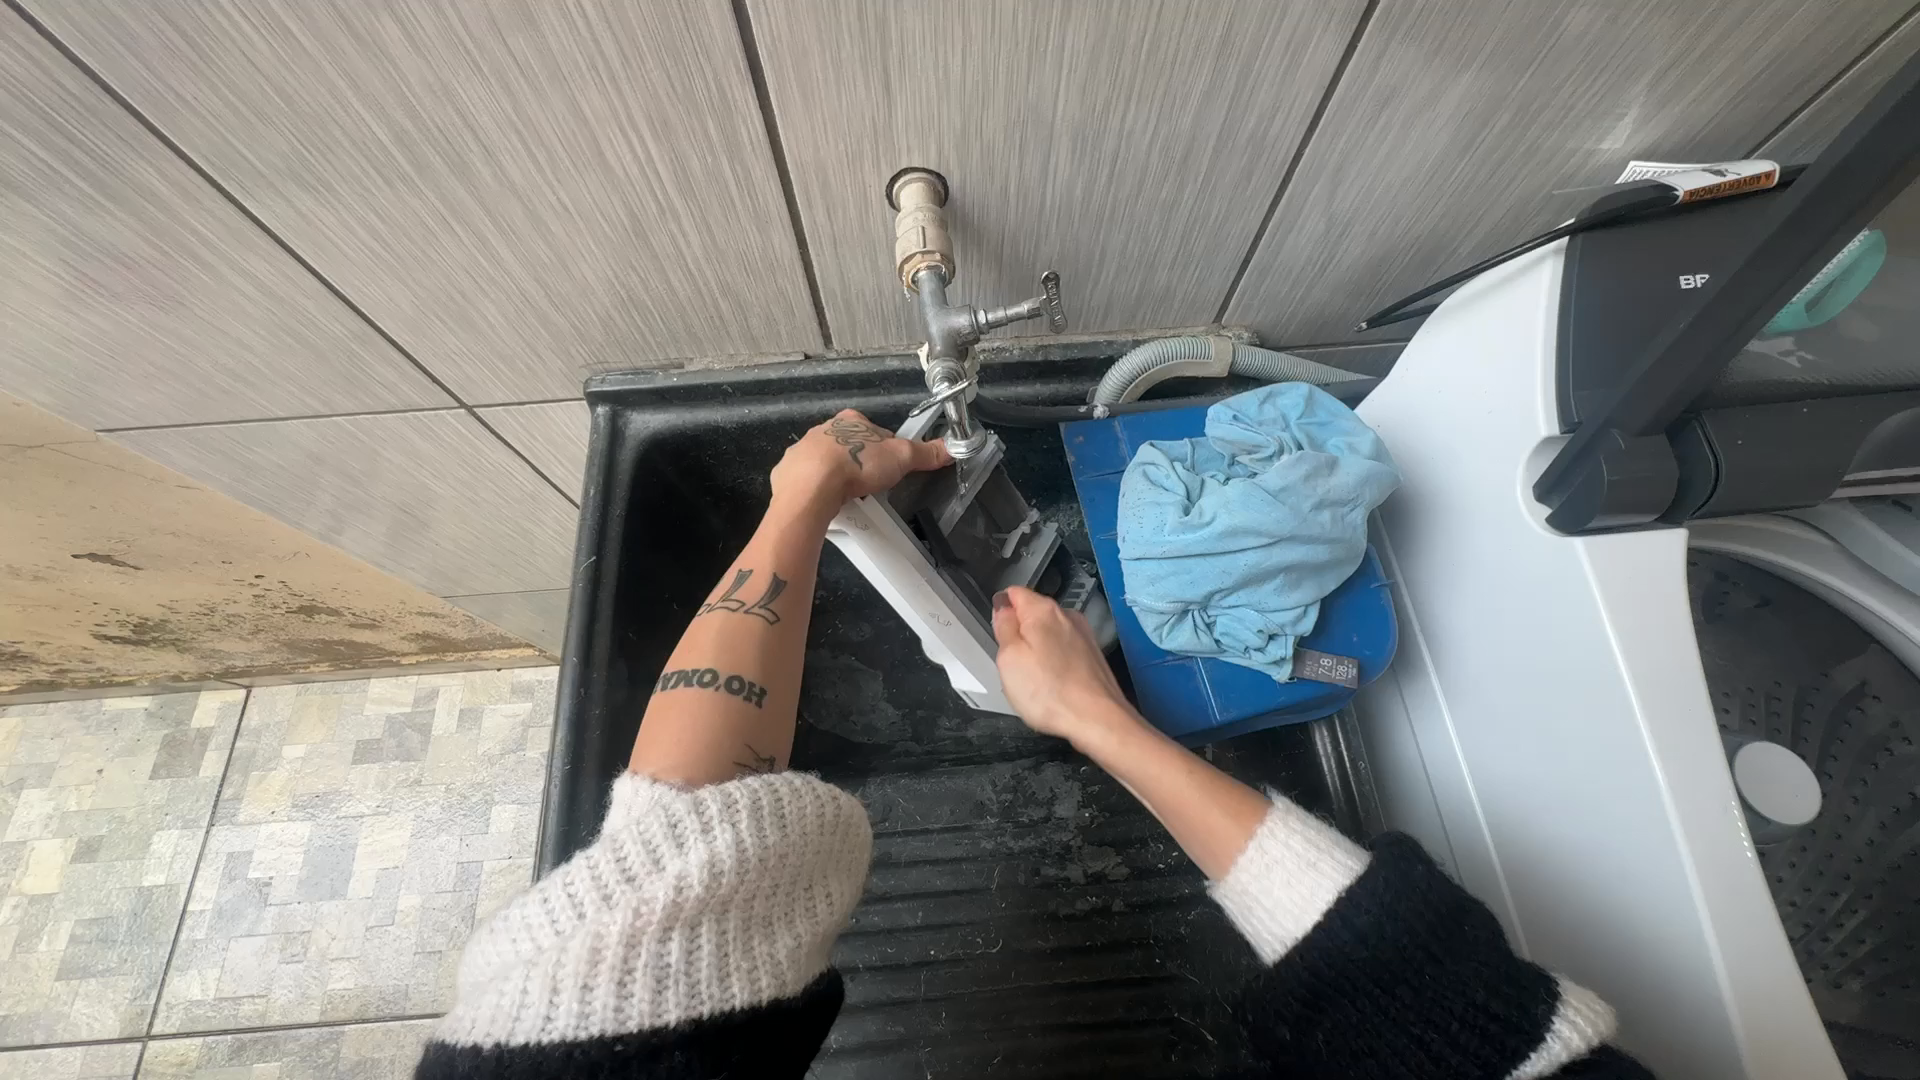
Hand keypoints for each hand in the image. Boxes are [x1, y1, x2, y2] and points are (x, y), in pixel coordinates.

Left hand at [769, 409, 950, 520]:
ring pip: (825, 462)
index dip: (885, 450)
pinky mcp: (788, 472)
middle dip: (859, 463)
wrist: (811, 487)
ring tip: (848, 496)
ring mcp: (803, 450)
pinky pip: (805, 480)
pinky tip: (825, 501)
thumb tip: (952, 448)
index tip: (890, 469)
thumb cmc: (857, 464)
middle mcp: (823, 429)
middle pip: (849, 446)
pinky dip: (815, 489)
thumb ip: (926, 453)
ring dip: (836, 475)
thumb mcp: (901, 458)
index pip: (875, 432)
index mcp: (851, 420)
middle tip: (870, 485)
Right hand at [992, 586, 1142, 746]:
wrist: (1098, 720)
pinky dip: (1053, 663)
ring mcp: (1083, 635)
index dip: (1000, 610)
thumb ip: (1003, 627)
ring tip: (1034, 679)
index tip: (998, 635)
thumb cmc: (1049, 692)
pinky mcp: (1092, 655)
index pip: (1013, 593)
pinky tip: (1052, 685)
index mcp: (1042, 610)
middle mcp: (1066, 615)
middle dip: (1019, 634)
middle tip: (1014, 664)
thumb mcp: (1009, 658)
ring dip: (1036, 650)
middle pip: (1032, 614)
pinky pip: (1063, 650)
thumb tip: (1003, 609)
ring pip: (1048, 634)